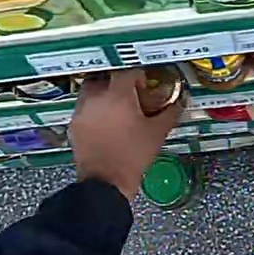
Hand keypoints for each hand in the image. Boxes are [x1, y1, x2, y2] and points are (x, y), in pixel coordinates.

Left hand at [70, 70, 183, 200]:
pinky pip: (85, 107)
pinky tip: (106, 122)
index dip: (140, 78)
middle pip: (107, 77)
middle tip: (130, 95)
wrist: (106, 182)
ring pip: (92, 90)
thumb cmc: (133, 155)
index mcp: (118, 95)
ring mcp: (82, 110)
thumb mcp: (158, 132)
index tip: (145, 87)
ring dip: (104, 93)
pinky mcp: (75, 124)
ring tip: (117, 107)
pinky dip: (95, 108)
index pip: (129, 73)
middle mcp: (97, 98)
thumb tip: (178, 102)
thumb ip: (170, 112)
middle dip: (119, 83)